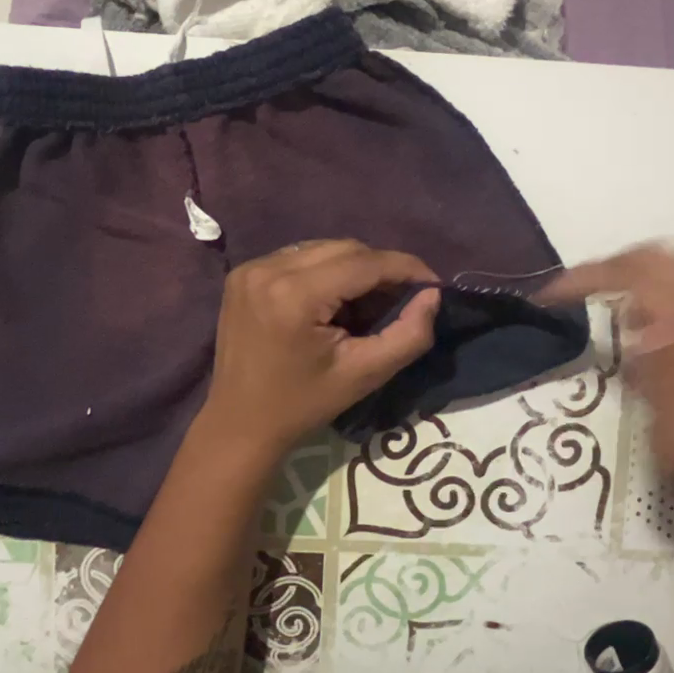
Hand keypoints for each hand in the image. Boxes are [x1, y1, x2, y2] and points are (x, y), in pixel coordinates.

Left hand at [196, 240, 440, 459]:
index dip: (405, 268)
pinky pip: (299, 257)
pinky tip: (334, 300)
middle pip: (344, 249)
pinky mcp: (243, 274)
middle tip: (404, 298)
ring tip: (370, 302)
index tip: (434, 284)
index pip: (364, 263)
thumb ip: (408, 335)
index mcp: (294, 294)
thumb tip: (432, 296)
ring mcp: (251, 268)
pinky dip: (325, 271)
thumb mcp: (364, 375)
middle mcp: (268, 269)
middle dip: (381, 268)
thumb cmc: (303, 404)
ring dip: (354, 268)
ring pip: (323, 249)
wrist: (239, 423)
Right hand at [538, 245, 673, 502]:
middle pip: (655, 258)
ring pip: (673, 268)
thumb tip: (628, 321)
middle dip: (609, 271)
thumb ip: (646, 357)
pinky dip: (656, 293)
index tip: (549, 297)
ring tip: (600, 305)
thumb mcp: (666, 410)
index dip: (586, 278)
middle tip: (572, 291)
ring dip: (633, 281)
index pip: (635, 270)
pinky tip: (639, 323)